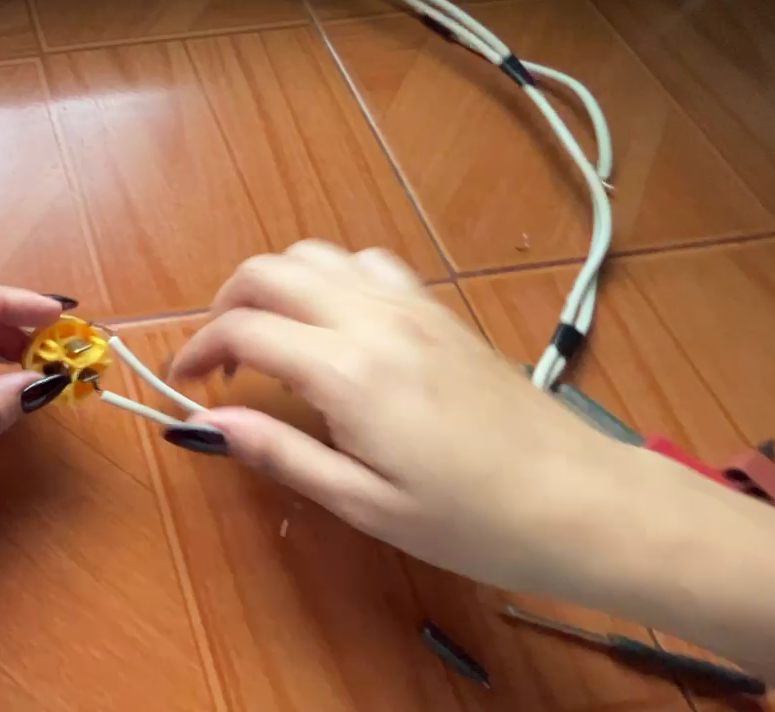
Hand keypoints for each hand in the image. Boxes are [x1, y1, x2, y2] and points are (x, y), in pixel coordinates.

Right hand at [169, 241, 646, 595]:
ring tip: (269, 332)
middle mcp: (369, 319)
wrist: (593, 507)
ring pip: (309, 254)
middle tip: (220, 357)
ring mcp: (405, 304)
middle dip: (223, 306)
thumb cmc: (474, 520)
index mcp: (346, 370)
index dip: (197, 350)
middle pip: (264, 272)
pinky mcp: (432, 306)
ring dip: (271, 284)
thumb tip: (200, 423)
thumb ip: (276, 450)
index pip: (241, 330)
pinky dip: (325, 276)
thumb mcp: (363, 502)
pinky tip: (332, 318)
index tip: (182, 381)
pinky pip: (361, 261)